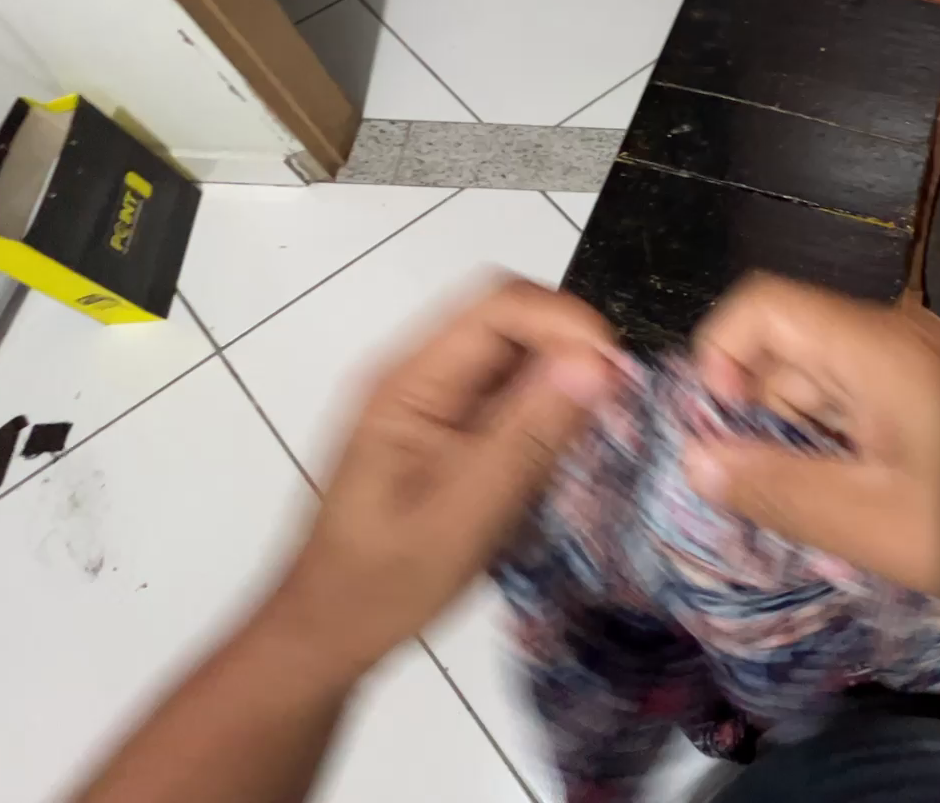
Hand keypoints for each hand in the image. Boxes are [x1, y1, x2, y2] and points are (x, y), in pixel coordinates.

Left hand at [262, 277, 619, 675]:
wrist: (325, 633)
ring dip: (564, 373)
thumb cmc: (385, 583)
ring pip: (516, 350)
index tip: (613, 371)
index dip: (567, 322)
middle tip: (615, 396)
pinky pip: (511, 386)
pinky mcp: (448, 421)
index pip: (501, 306)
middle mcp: (421, 372)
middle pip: (511, 317)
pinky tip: (563, 442)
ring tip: (599, 420)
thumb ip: (531, 433)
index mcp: (412, 382)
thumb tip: (596, 364)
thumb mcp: (468, 512)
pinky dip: (548, 401)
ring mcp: (433, 395)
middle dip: (572, 344)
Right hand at [684, 275, 939, 617]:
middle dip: (755, 415)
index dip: (719, 357)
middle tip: (760, 499)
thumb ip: (777, 489)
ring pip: (822, 381)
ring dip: (798, 438)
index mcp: (875, 347)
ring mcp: (920, 365)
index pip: (763, 305)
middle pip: (788, 347)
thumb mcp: (877, 526)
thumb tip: (694, 458)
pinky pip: (860, 403)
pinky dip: (837, 445)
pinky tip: (852, 502)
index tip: (720, 435)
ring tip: (809, 511)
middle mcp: (893, 338)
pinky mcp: (938, 393)